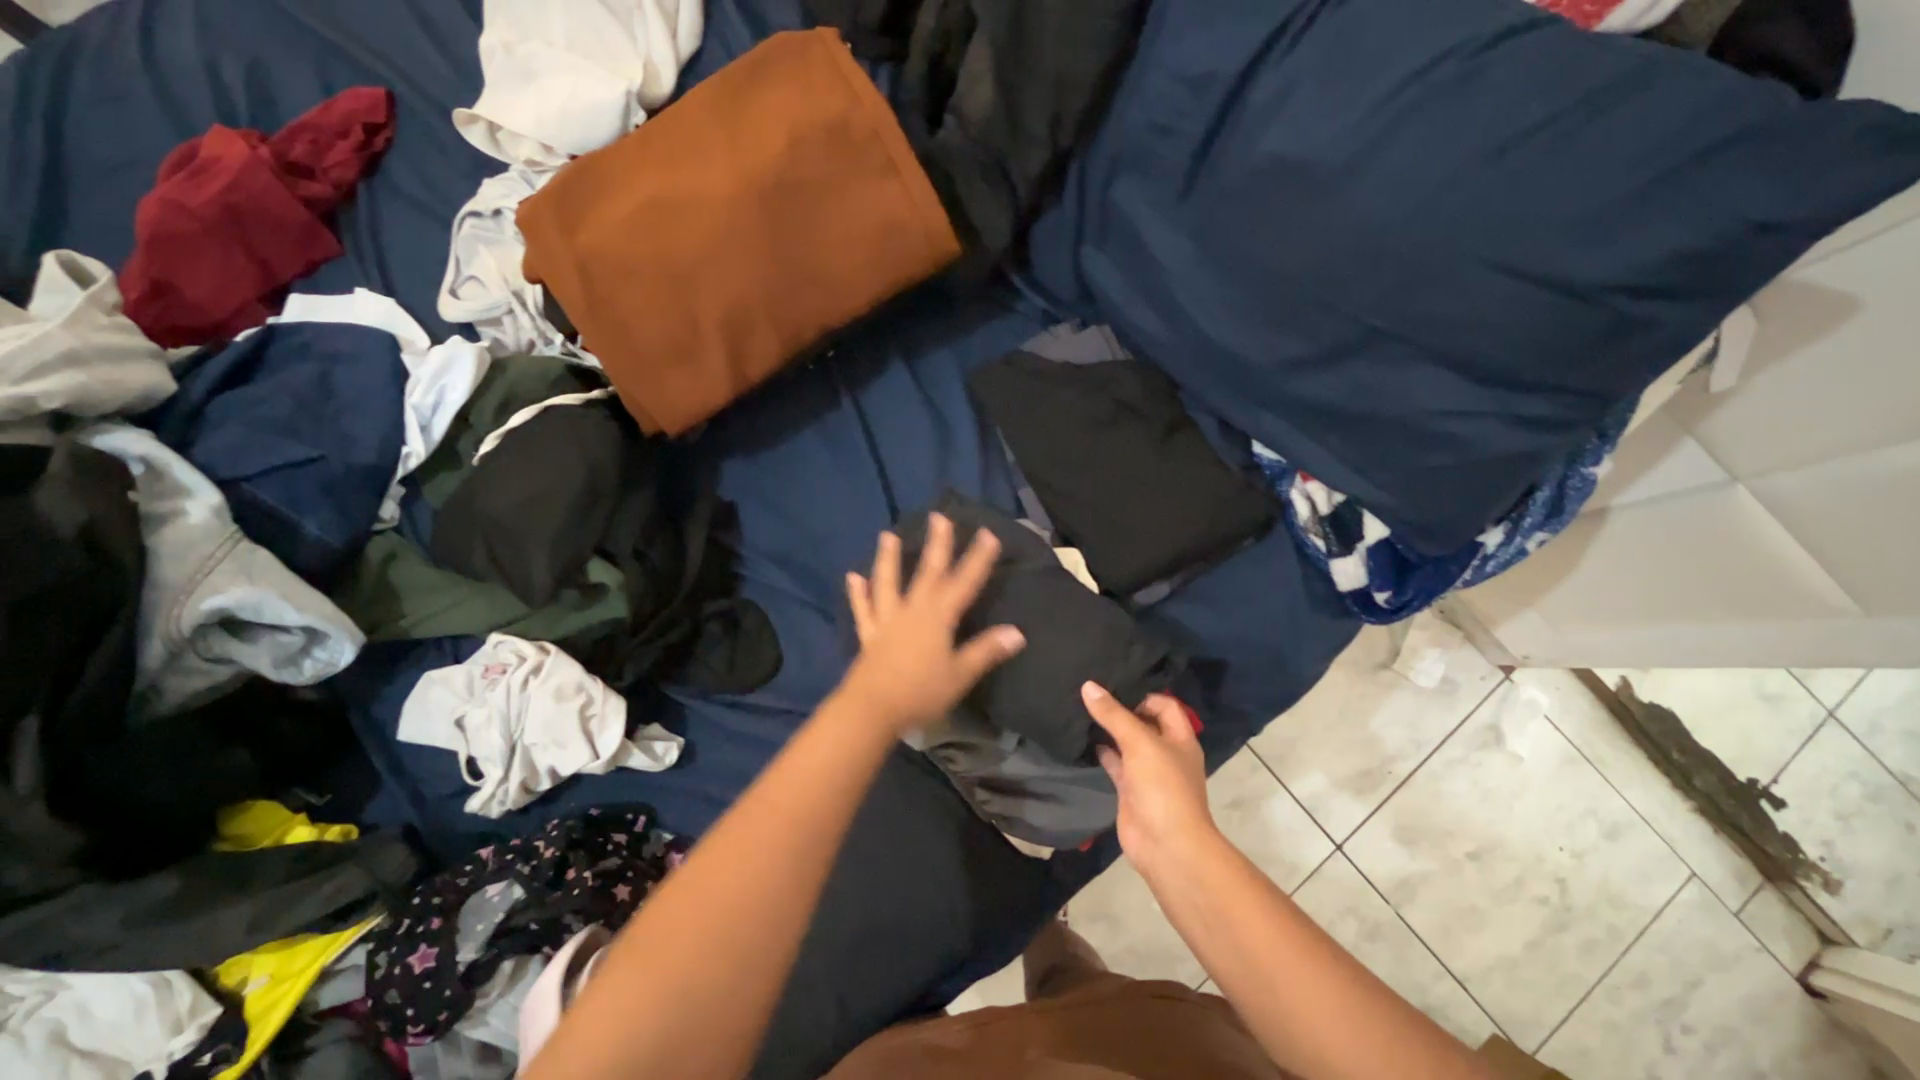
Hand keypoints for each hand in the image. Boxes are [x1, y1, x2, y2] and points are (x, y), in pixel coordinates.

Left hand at [838, 514, 1025, 735]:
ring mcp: (887, 621)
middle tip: (939, 516)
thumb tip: (1017, 632)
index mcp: (938, 618)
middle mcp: (912, 611)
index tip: (987, 533)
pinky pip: (863, 609)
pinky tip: (853, 577)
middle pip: (927, 572)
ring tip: (887, 535)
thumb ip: (986, 651)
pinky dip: (858, 593)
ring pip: (888, 583)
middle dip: (937, 545)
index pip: (964, 583)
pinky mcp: (869, 636)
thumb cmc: (921, 692)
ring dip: (888, 558)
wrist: (871, 709)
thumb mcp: (960, 674)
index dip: (978, 559)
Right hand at [1083, 683, 1216, 874]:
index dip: (1142, 694)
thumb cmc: (1162, 787)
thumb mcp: (1140, 743)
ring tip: (1080, 711)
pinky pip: (1115, 764)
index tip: (1113, 687)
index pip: (1164, 705)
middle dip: (1121, 710)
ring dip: (1109, 731)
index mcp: (1180, 738)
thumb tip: (1089, 686)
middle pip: (1144, 723)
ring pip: (1127, 744)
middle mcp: (1166, 752)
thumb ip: (1114, 715)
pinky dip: (1101, 753)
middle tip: (1091, 694)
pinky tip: (1081, 741)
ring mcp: (1148, 773)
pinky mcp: (1130, 790)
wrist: (1166, 845)